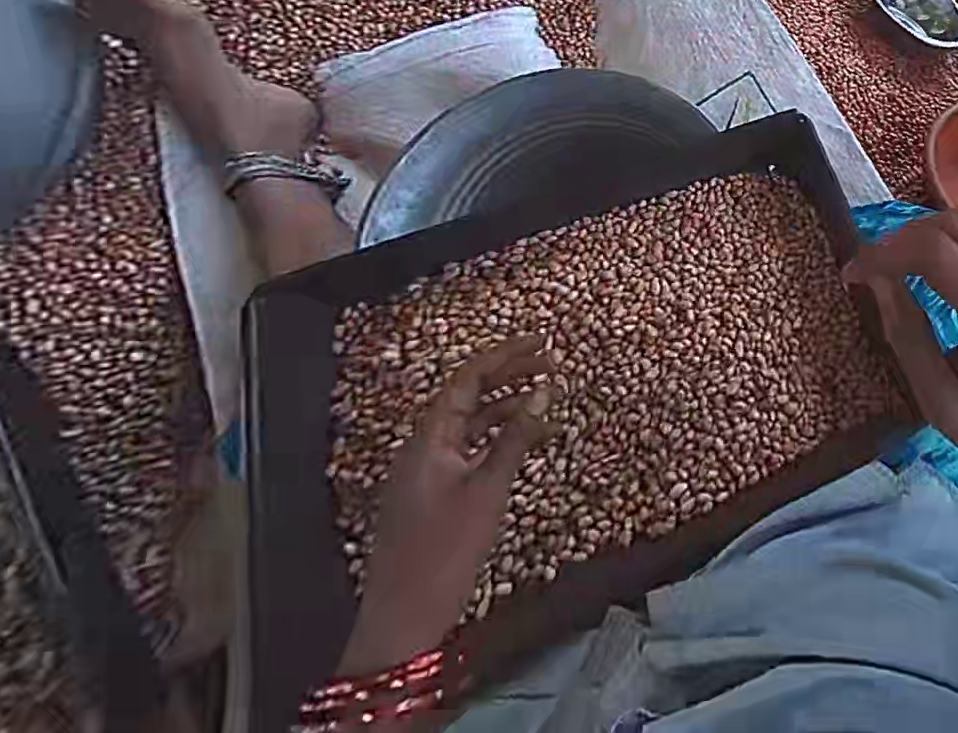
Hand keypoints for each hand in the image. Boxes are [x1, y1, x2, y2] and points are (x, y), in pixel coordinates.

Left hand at [338, 336, 559, 674]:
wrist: (406, 616)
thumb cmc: (445, 548)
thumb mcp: (489, 488)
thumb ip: (516, 436)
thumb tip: (545, 392)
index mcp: (429, 438)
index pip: (468, 379)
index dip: (505, 355)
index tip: (541, 341)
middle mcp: (426, 445)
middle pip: (470, 394)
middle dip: (511, 375)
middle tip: (552, 365)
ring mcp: (430, 467)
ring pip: (474, 420)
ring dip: (509, 405)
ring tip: (548, 397)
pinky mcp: (438, 488)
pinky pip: (473, 446)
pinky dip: (502, 436)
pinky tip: (530, 436)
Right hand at [844, 212, 957, 517]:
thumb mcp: (940, 404)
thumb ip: (908, 339)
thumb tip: (877, 280)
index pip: (939, 254)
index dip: (886, 253)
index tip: (853, 273)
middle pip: (953, 226)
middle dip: (900, 239)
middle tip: (870, 269)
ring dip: (920, 239)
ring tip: (890, 269)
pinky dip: (941, 247)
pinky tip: (922, 274)